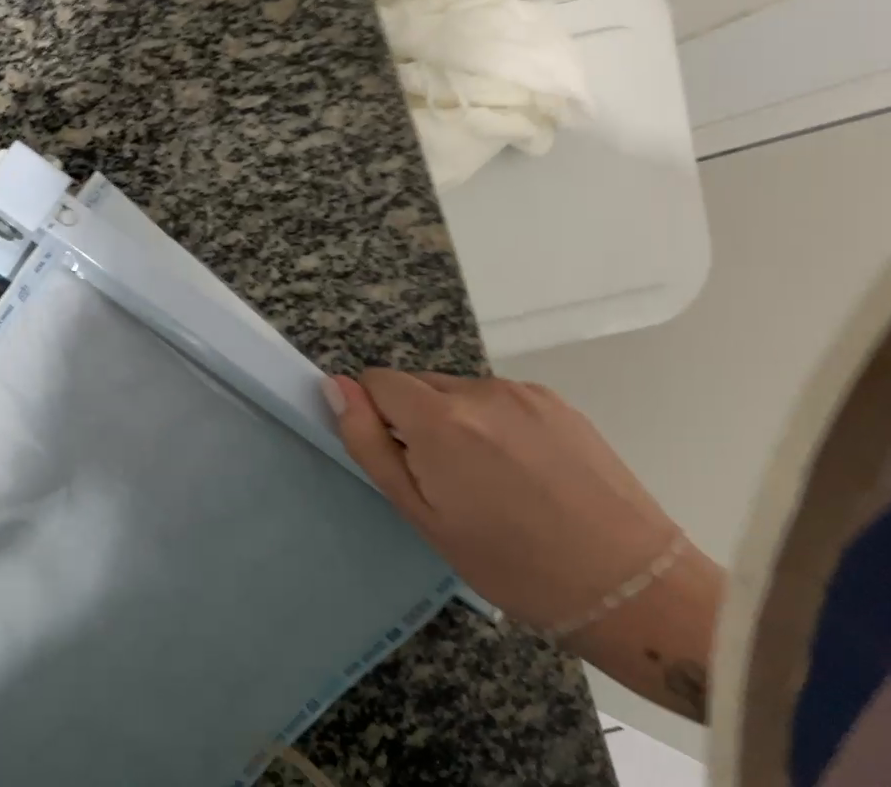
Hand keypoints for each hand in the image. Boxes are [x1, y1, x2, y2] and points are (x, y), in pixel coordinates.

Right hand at [324, 370, 678, 631]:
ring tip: (487, 481)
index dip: (374, 415)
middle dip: (414, 420)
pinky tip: (521, 472)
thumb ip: (369, 444)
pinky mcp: (560, 404)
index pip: (376, 380)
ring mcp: (526, 394)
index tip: (397, 459)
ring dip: (454, 422)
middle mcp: (481, 391)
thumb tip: (336, 387)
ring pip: (458, 393)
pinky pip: (499, 401)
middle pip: (417, 385)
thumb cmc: (509, 563)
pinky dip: (493, 425)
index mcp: (440, 418)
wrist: (631, 588)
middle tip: (442, 481)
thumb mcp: (419, 513)